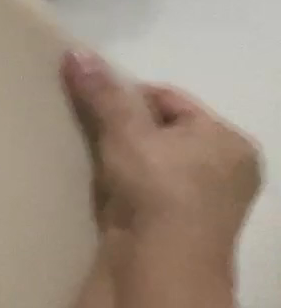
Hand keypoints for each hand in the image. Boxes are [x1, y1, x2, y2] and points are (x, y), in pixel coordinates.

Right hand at [63, 50, 261, 259]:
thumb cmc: (157, 186)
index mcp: (228, 138)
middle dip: (122, 121)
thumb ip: (102, 92)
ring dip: (122, 146)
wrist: (165, 256)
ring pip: (155, 150)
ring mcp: (213, 191)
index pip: (165, 97)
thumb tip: (76, 51)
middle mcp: (231, 162)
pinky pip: (153, 175)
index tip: (91, 106)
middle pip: (160, 123)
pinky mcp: (189, 211)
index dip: (123, 95)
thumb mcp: (125, 132)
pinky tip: (108, 174)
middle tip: (88, 125)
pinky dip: (129, 170)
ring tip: (94, 149)